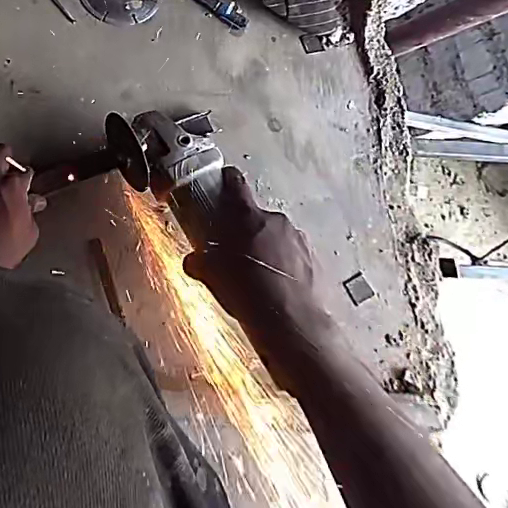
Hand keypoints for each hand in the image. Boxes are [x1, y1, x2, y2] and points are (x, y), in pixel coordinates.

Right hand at [183, 168, 339, 366]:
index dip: (226, 181)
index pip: (234, 181)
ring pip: (275, 235)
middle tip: (233, 249)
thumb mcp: (212, 277)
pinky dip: (284, 265)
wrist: (292, 327)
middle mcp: (274, 221)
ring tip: (255, 274)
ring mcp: (298, 240)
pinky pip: (293, 254)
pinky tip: (274, 286)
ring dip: (265, 247)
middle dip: (244, 228)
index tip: (220, 185)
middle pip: (255, 214)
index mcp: (246, 217)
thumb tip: (193, 261)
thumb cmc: (249, 295)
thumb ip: (200, 262)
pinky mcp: (314, 260)